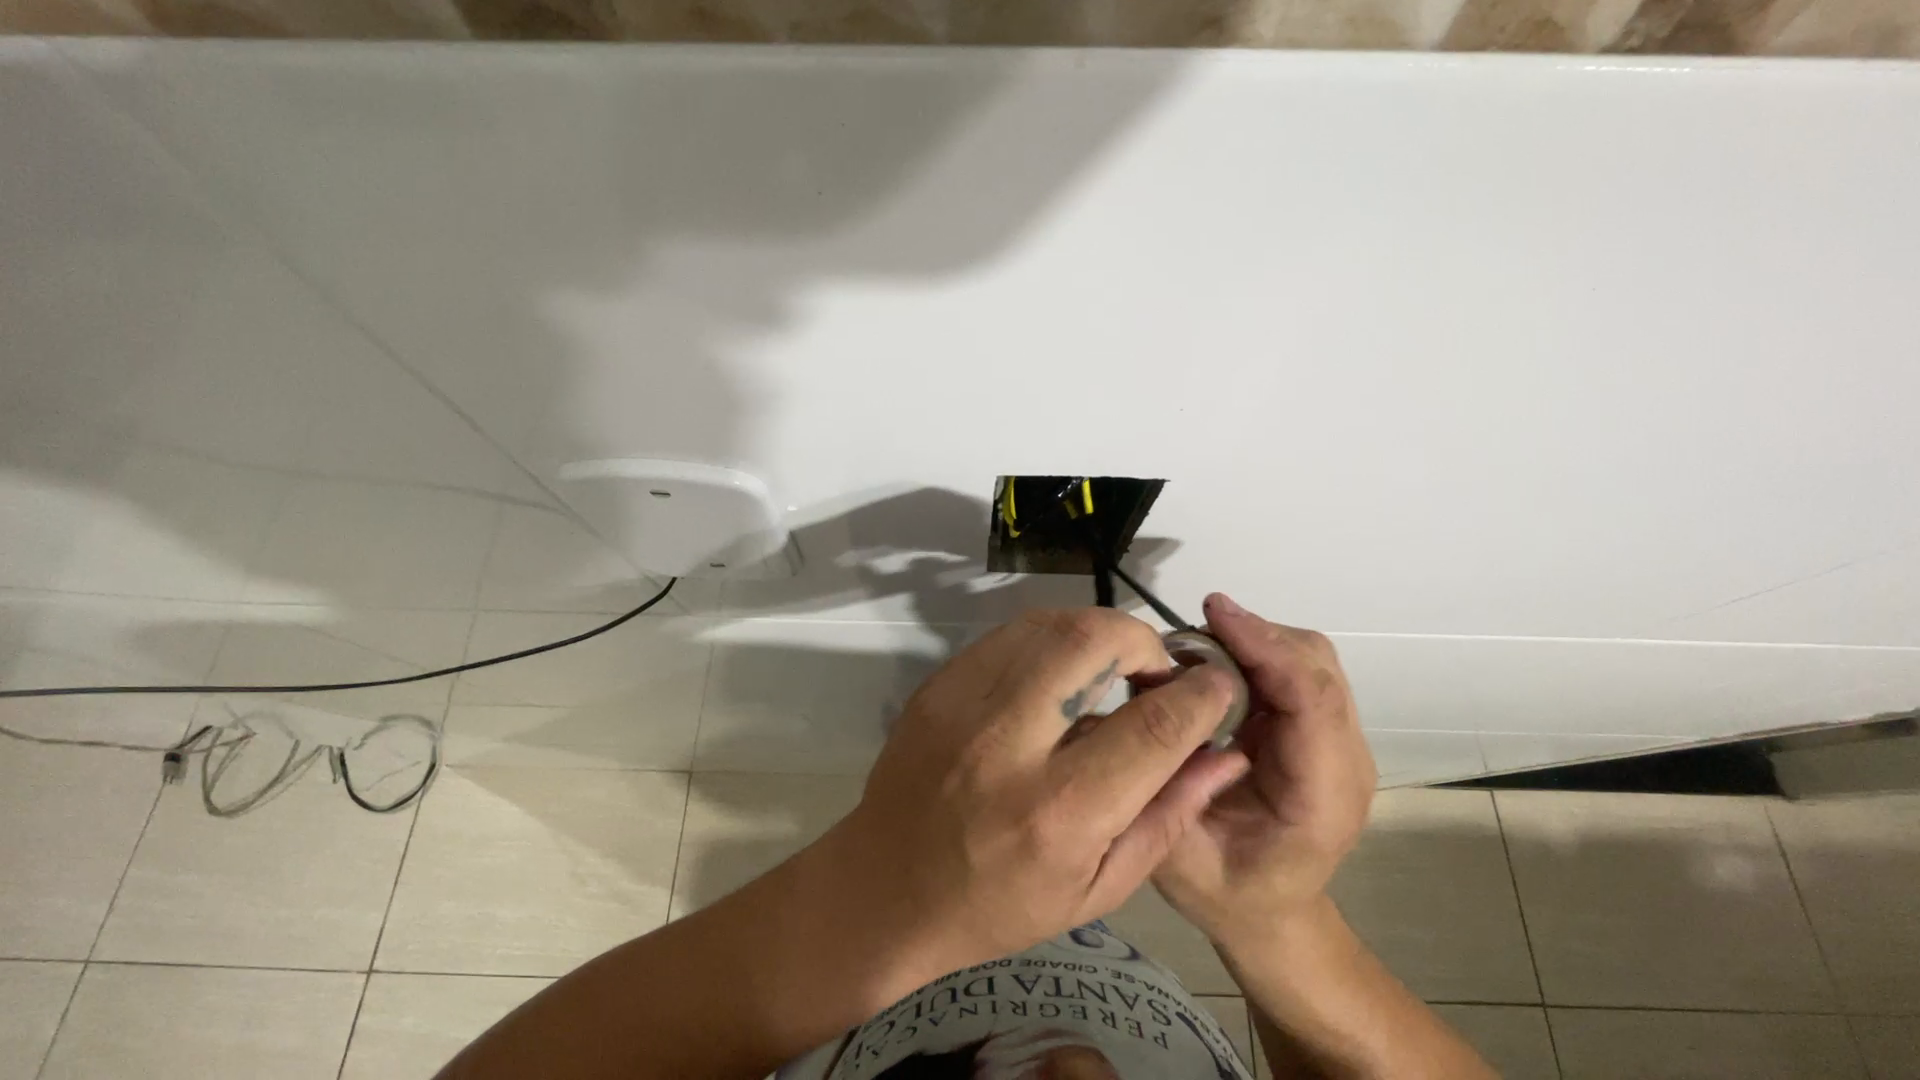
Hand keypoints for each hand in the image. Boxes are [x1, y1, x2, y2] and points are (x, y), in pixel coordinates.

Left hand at [816, 608, 1249, 983]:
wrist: (887, 888)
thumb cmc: (1001, 904)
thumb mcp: (1099, 887)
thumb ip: (1168, 816)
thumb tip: (1224, 752)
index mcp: (1058, 810)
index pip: (1154, 725)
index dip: (1202, 695)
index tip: (1218, 686)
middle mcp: (1008, 743)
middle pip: (1095, 641)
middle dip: (1144, 643)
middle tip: (1154, 674)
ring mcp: (964, 704)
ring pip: (1051, 624)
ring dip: (1099, 634)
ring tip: (1112, 669)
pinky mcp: (938, 684)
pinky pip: (1011, 634)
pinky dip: (1052, 640)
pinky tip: (1061, 673)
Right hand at [1152, 594, 1375, 945]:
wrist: (1272, 918)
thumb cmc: (1226, 894)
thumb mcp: (1178, 855)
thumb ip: (1167, 782)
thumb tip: (1153, 700)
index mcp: (1321, 798)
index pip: (1310, 700)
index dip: (1264, 646)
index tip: (1212, 610)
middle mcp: (1345, 762)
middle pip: (1318, 667)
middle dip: (1254, 635)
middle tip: (1184, 637)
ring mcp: (1339, 745)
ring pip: (1311, 660)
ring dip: (1255, 640)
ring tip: (1194, 649)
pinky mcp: (1321, 733)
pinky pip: (1298, 672)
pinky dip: (1257, 654)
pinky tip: (1214, 664)